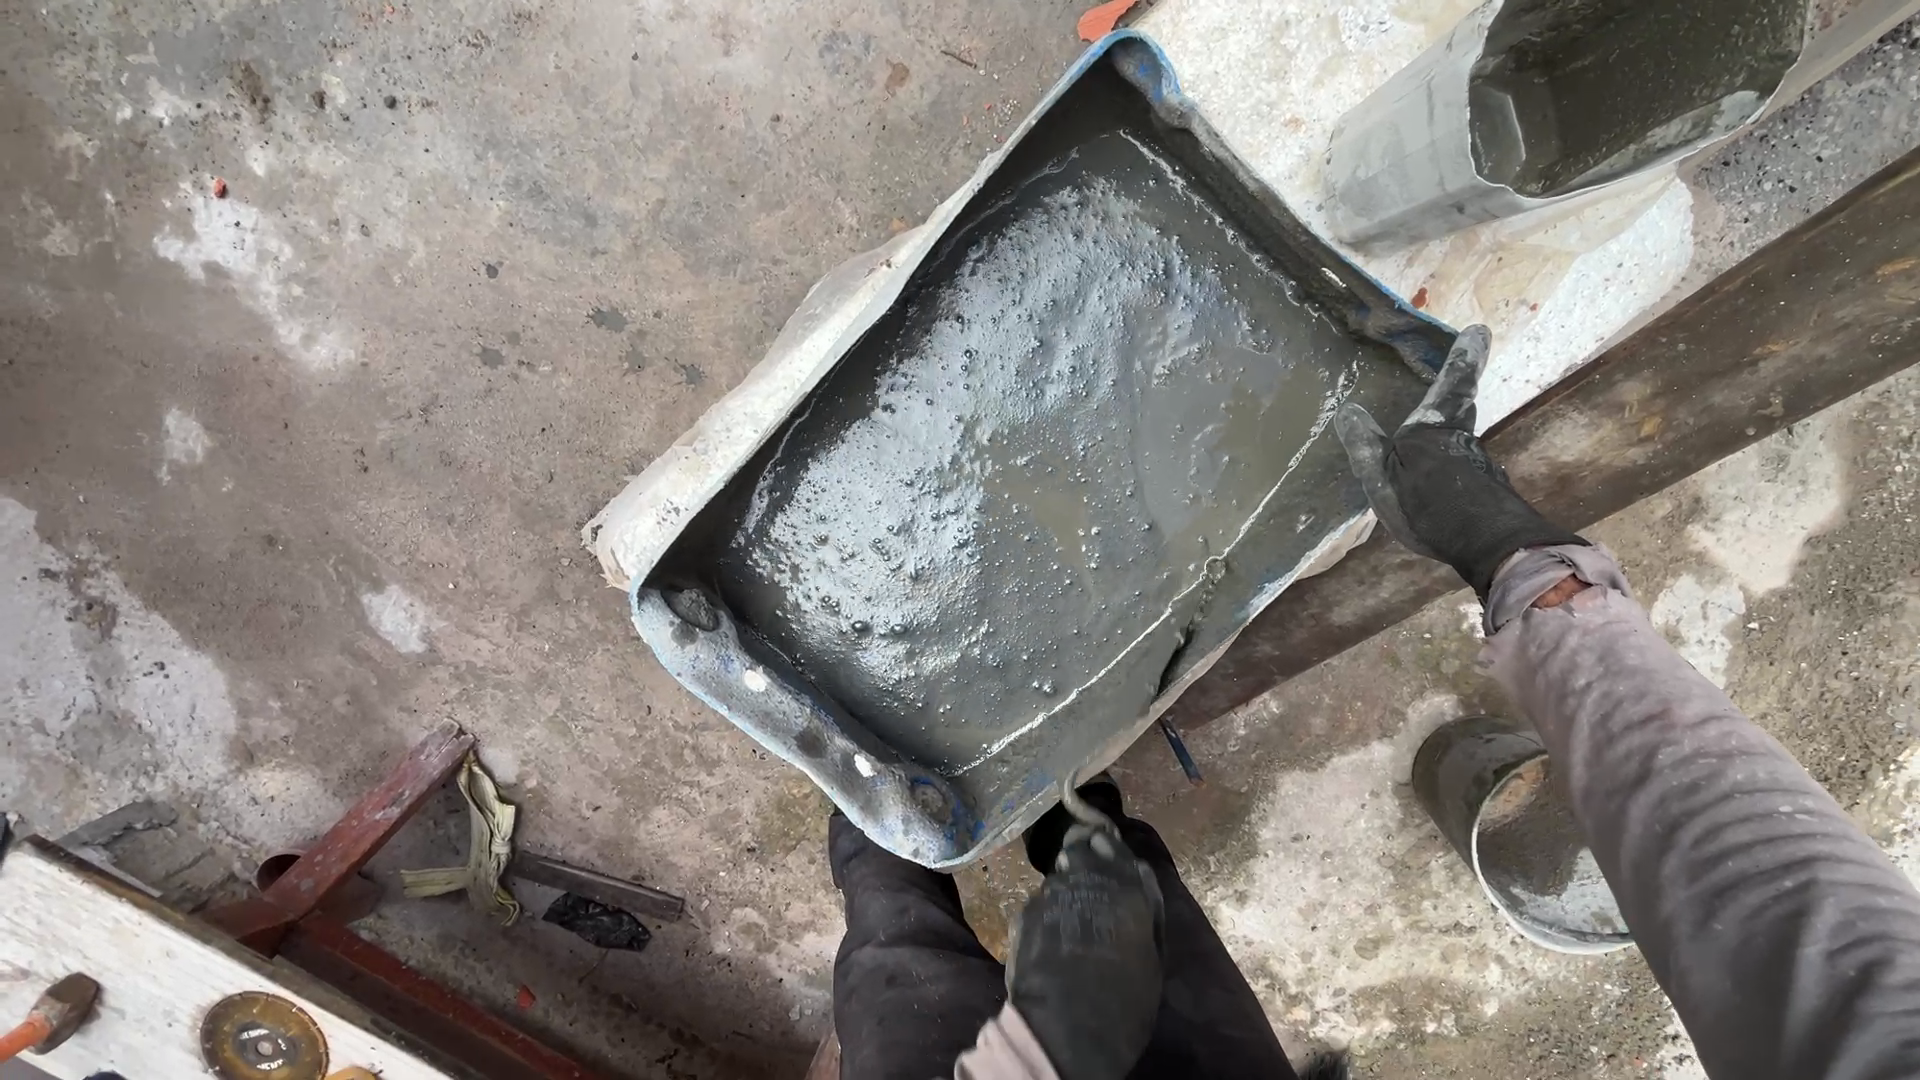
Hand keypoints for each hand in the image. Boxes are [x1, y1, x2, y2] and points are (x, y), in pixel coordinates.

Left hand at [1008, 820, 1163, 1079]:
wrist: (1066, 1025)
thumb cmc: (1124, 1001)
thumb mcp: (1152, 958)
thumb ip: (1145, 912)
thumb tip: (1138, 883)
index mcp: (1127, 886)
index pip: (1116, 846)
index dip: (1109, 847)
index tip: (1106, 850)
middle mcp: (1088, 876)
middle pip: (1081, 849)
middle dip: (1083, 855)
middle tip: (1086, 875)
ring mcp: (1053, 891)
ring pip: (1059, 875)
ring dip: (1065, 886)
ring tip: (1069, 912)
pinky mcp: (1026, 910)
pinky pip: (1040, 901)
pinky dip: (1046, 911)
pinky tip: (1049, 937)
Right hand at [1335, 325, 1585, 597]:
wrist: (1486, 544)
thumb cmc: (1428, 501)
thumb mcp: (1381, 473)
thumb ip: (1365, 442)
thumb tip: (1347, 410)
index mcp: (1435, 429)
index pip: (1452, 384)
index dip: (1464, 358)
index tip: (1479, 331)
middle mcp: (1461, 441)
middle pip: (1460, 411)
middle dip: (1457, 395)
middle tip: (1460, 375)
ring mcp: (1476, 467)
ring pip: (1460, 442)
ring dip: (1450, 435)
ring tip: (1432, 437)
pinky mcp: (1482, 494)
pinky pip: (1460, 469)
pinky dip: (1450, 467)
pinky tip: (1439, 482)